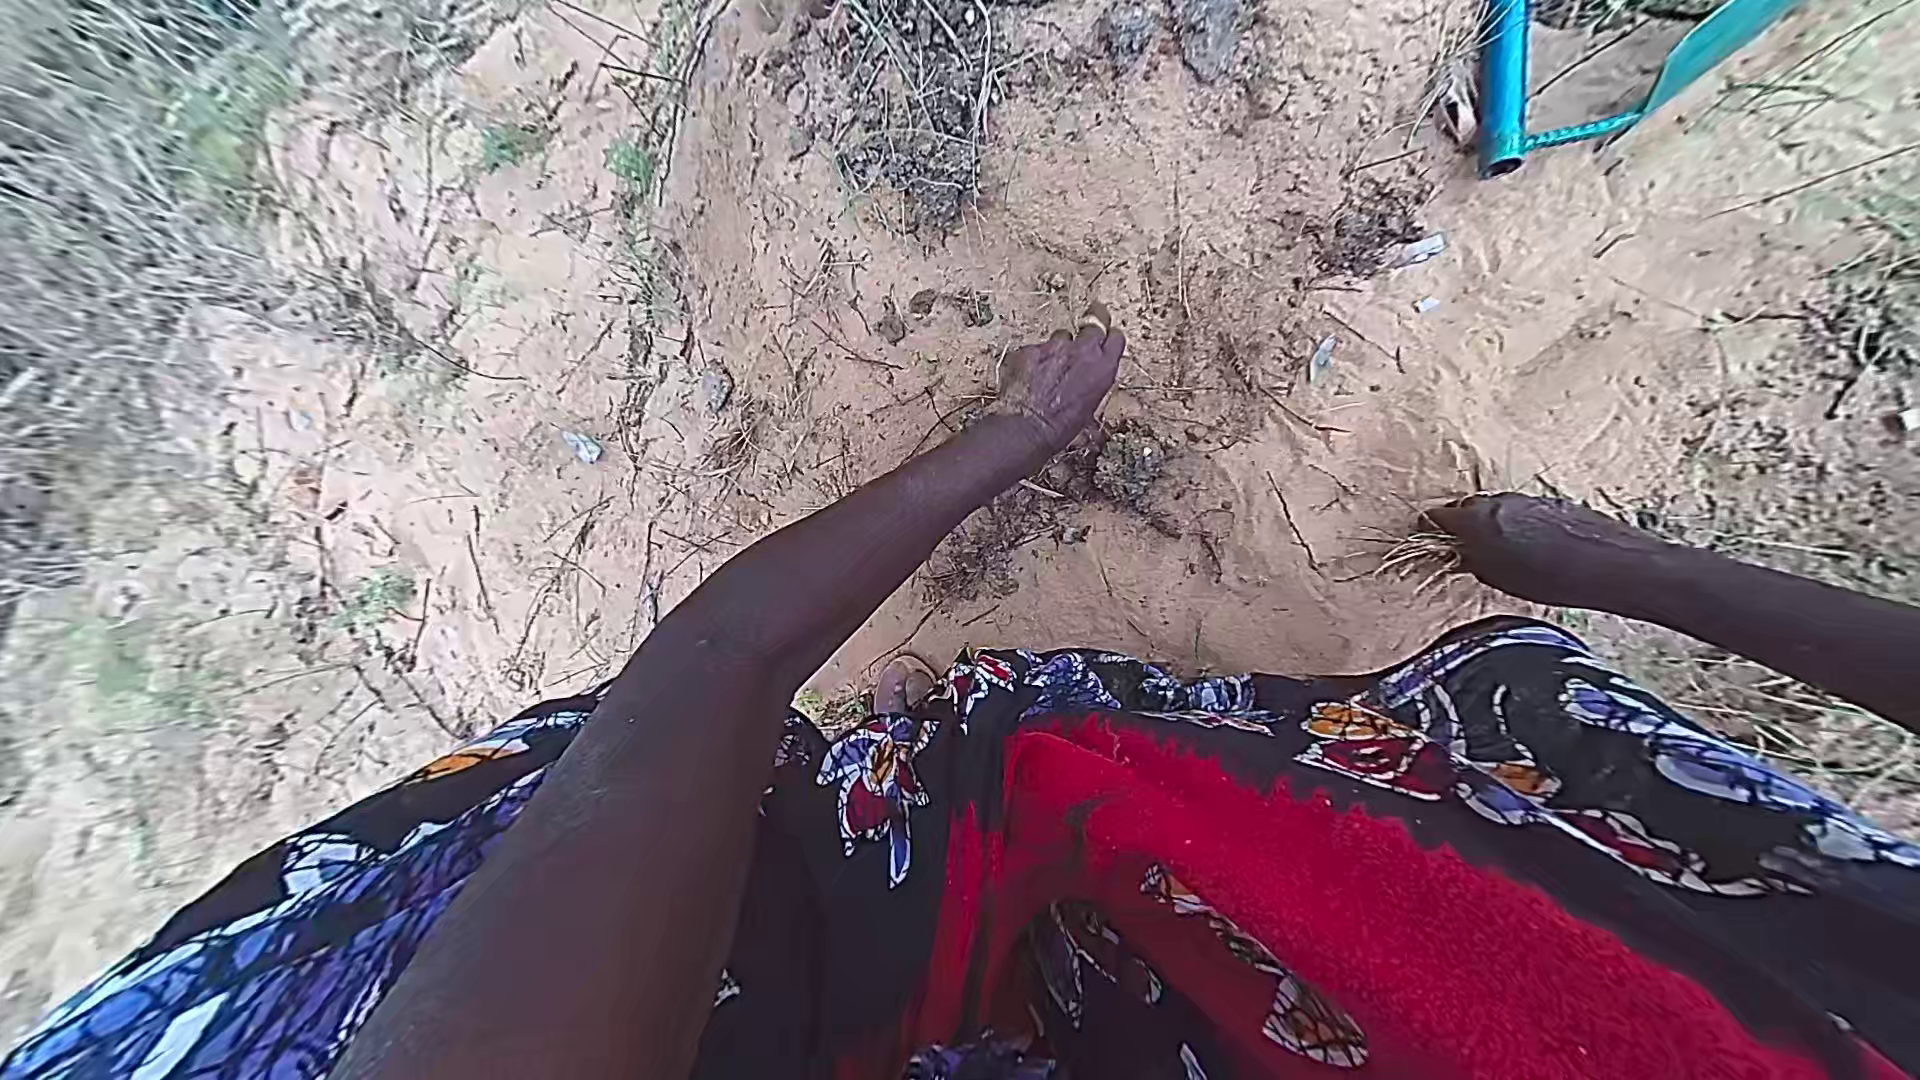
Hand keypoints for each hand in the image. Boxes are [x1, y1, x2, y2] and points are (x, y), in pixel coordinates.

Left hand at [993, 301, 1124, 453]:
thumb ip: (1091, 383)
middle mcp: (1082, 351)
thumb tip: (1086, 383)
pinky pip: (1034, 350)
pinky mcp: (1030, 349)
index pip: (1115, 338)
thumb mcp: (1089, 408)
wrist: (1027, 429)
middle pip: (1093, 325)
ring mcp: (1054, 347)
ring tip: (1048, 372)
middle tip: (1082, 338)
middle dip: (1088, 330)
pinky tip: (1027, 379)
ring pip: (1060, 337)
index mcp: (1103, 367)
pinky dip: (1032, 361)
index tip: (1104, 340)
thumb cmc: (1060, 429)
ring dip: (1057, 350)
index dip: (1108, 339)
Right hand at [1425, 493, 1673, 609]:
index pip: (1435, 516)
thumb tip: (1458, 552)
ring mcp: (1528, 500)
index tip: (1429, 541)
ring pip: (1495, 507)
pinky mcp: (1556, 504)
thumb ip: (1469, 558)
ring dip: (1491, 523)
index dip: (1429, 530)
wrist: (1620, 568)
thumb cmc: (1552, 578)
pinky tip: (1531, 545)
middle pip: (1465, 507)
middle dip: (1461, 524)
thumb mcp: (1495, 576)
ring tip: (1499, 547)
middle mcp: (1497, 502)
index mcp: (1474, 519)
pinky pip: (1523, 510)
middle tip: (1463, 546)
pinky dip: (1518, 523)